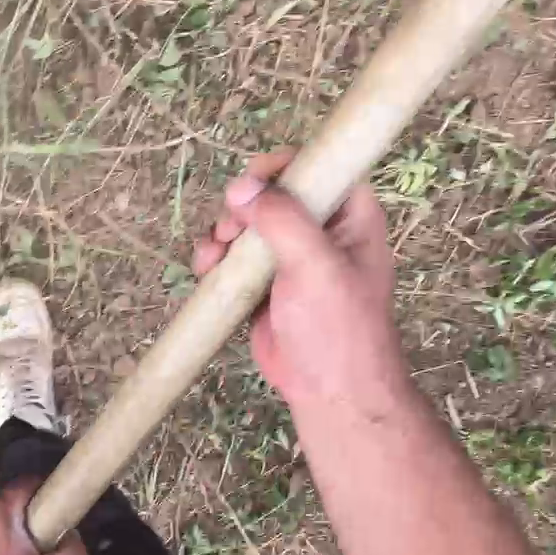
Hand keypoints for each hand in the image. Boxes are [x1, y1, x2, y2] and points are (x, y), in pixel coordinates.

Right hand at [192, 149, 411, 413]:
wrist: (327, 386)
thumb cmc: (335, 324)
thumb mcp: (314, 265)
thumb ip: (281, 221)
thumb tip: (240, 187)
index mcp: (350, 217)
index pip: (319, 169)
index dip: (282, 168)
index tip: (250, 182)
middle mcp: (318, 232)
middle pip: (271, 196)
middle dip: (240, 207)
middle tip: (229, 230)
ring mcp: (287, 259)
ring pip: (244, 226)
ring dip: (220, 235)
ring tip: (212, 256)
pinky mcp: (260, 284)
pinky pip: (230, 258)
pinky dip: (213, 259)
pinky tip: (205, 271)